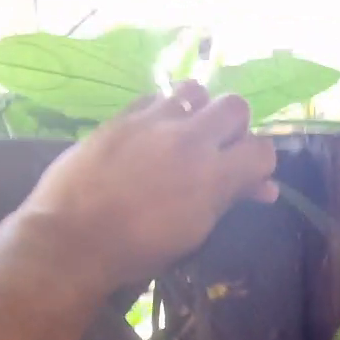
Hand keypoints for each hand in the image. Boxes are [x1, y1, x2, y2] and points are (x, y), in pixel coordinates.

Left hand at [16, 81, 278, 295]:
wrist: (75, 237)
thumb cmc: (140, 250)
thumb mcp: (195, 232)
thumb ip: (228, 200)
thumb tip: (264, 188)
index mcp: (213, 175)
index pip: (262, 150)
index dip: (261, 164)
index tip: (250, 178)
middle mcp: (190, 138)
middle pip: (235, 106)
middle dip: (235, 128)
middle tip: (220, 151)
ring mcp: (154, 121)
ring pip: (195, 89)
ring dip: (199, 110)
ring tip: (186, 135)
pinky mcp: (122, 115)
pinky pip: (155, 97)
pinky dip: (163, 112)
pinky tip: (152, 136)